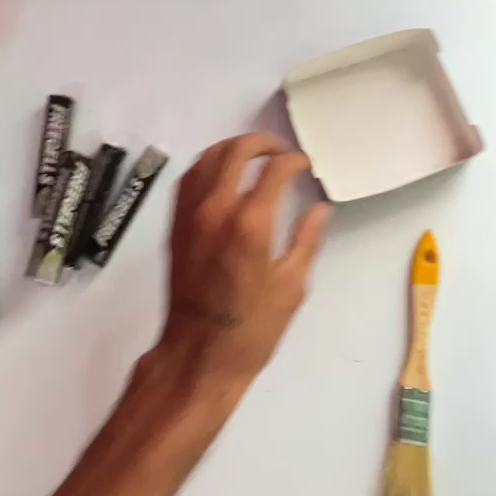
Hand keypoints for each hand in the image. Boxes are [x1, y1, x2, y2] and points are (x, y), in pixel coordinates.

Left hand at [154, 132, 330, 391]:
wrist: (199, 353)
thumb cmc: (253, 326)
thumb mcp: (292, 285)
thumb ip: (306, 239)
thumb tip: (320, 208)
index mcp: (251, 222)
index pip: (275, 169)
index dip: (294, 160)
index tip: (305, 164)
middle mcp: (217, 207)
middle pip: (237, 150)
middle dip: (263, 142)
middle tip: (281, 152)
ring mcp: (191, 212)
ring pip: (208, 157)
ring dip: (234, 148)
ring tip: (254, 156)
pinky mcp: (175, 222)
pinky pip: (189, 177)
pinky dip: (208, 164)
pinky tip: (223, 173)